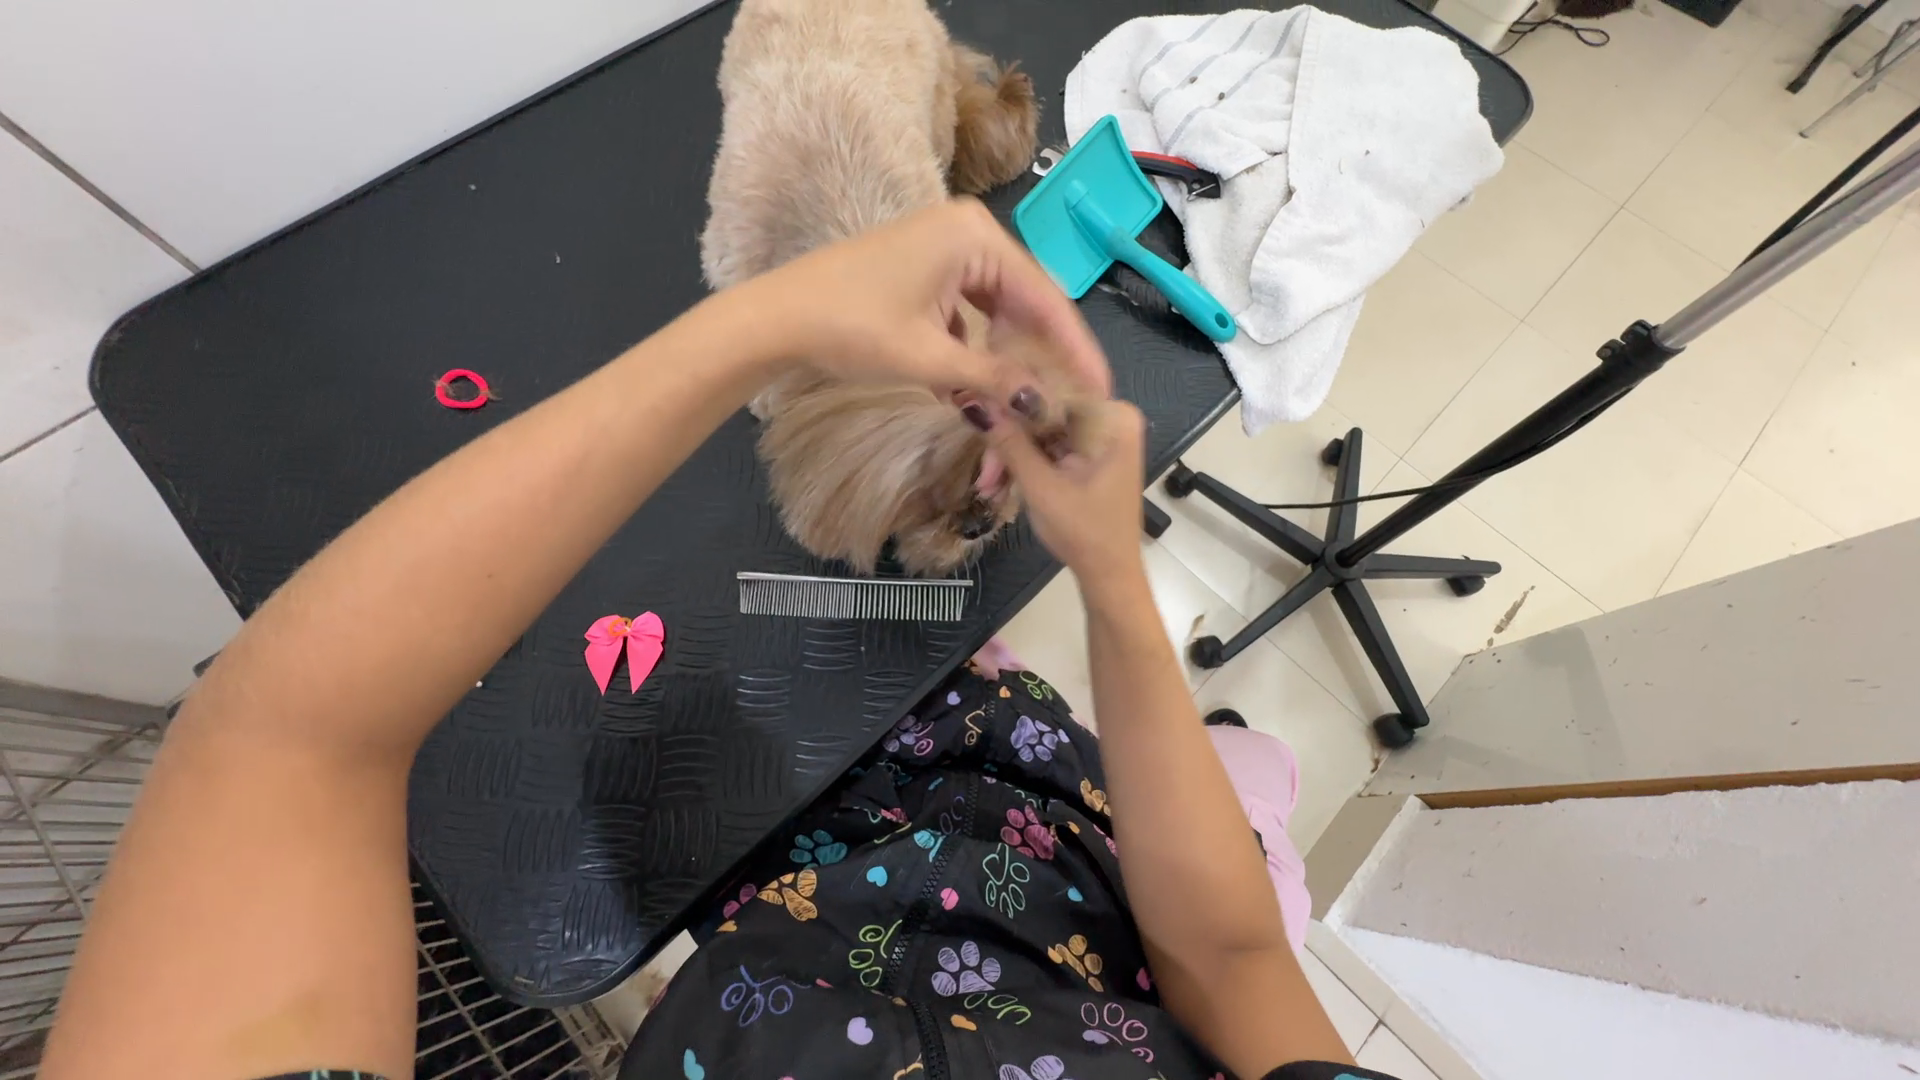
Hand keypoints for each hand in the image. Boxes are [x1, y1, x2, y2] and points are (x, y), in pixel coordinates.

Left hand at [744, 198, 1112, 401]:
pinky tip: (975, 389)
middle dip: (1037, 359)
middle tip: (1059, 404)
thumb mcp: (928, 358)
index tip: (1100, 388)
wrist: (776, 318)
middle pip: (1023, 305)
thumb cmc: (850, 328)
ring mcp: (944, 252)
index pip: (1045, 298)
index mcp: (976, 237)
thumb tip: (1043, 405)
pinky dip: (972, 352)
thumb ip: (993, 378)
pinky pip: (967, 314)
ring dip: (1003, 361)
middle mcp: (968, 234)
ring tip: (1020, 403)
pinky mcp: (925, 274)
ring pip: (996, 313)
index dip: (1074, 349)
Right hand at [988, 400, 1148, 585]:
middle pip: (1044, 411)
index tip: (974, 408)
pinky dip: (1026, 463)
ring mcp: (1100, 436)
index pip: (1052, 387)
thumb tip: (974, 404)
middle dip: (1008, 439)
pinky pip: (1049, 446)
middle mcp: (1111, 417)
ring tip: (987, 485)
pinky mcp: (1089, 454)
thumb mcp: (1041, 487)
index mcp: (1112, 417)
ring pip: (1041, 430)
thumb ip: (1009, 443)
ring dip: (1011, 455)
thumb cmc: (1084, 532)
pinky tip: (1000, 483)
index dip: (1010, 399)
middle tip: (983, 471)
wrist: (1109, 575)